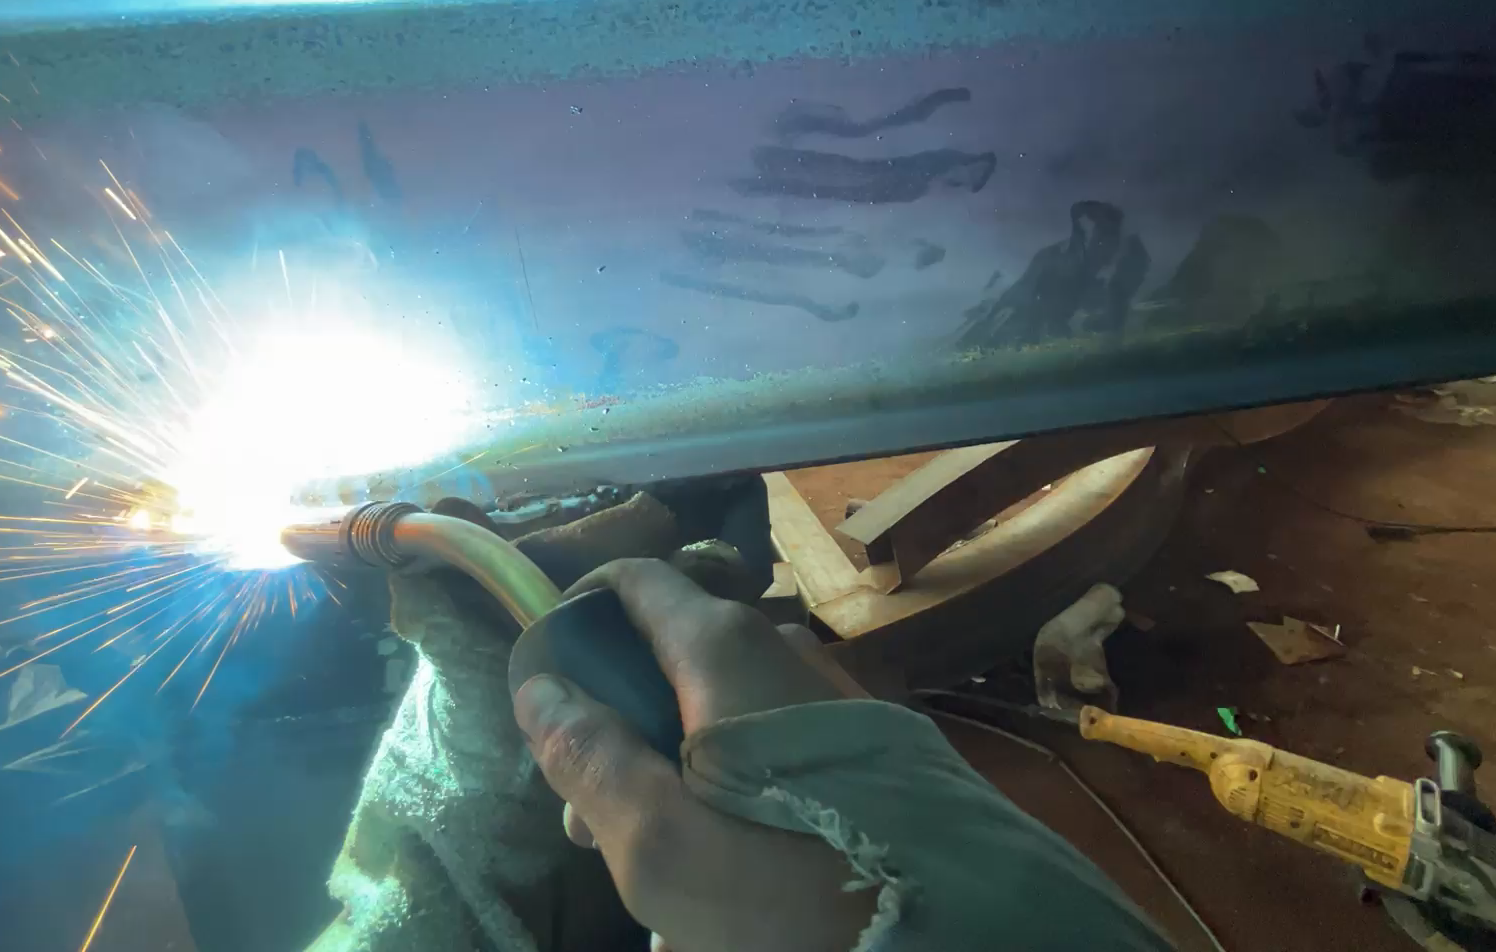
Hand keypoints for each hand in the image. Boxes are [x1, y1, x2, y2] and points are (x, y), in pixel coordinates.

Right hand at [514, 558, 873, 951]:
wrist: (956, 932)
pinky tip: (724, 828)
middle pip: (667, 646)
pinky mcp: (852, 724)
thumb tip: (539, 686)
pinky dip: (720, 754)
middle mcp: (775, 641)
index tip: (551, 672)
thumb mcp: (662, 841)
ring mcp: (821, 680)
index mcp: (723, 645)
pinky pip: (762, 716)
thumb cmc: (789, 885)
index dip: (582, 609)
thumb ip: (591, 755)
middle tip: (591, 806)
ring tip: (653, 836)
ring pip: (713, 689)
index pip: (636, 579)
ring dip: (666, 744)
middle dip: (616, 710)